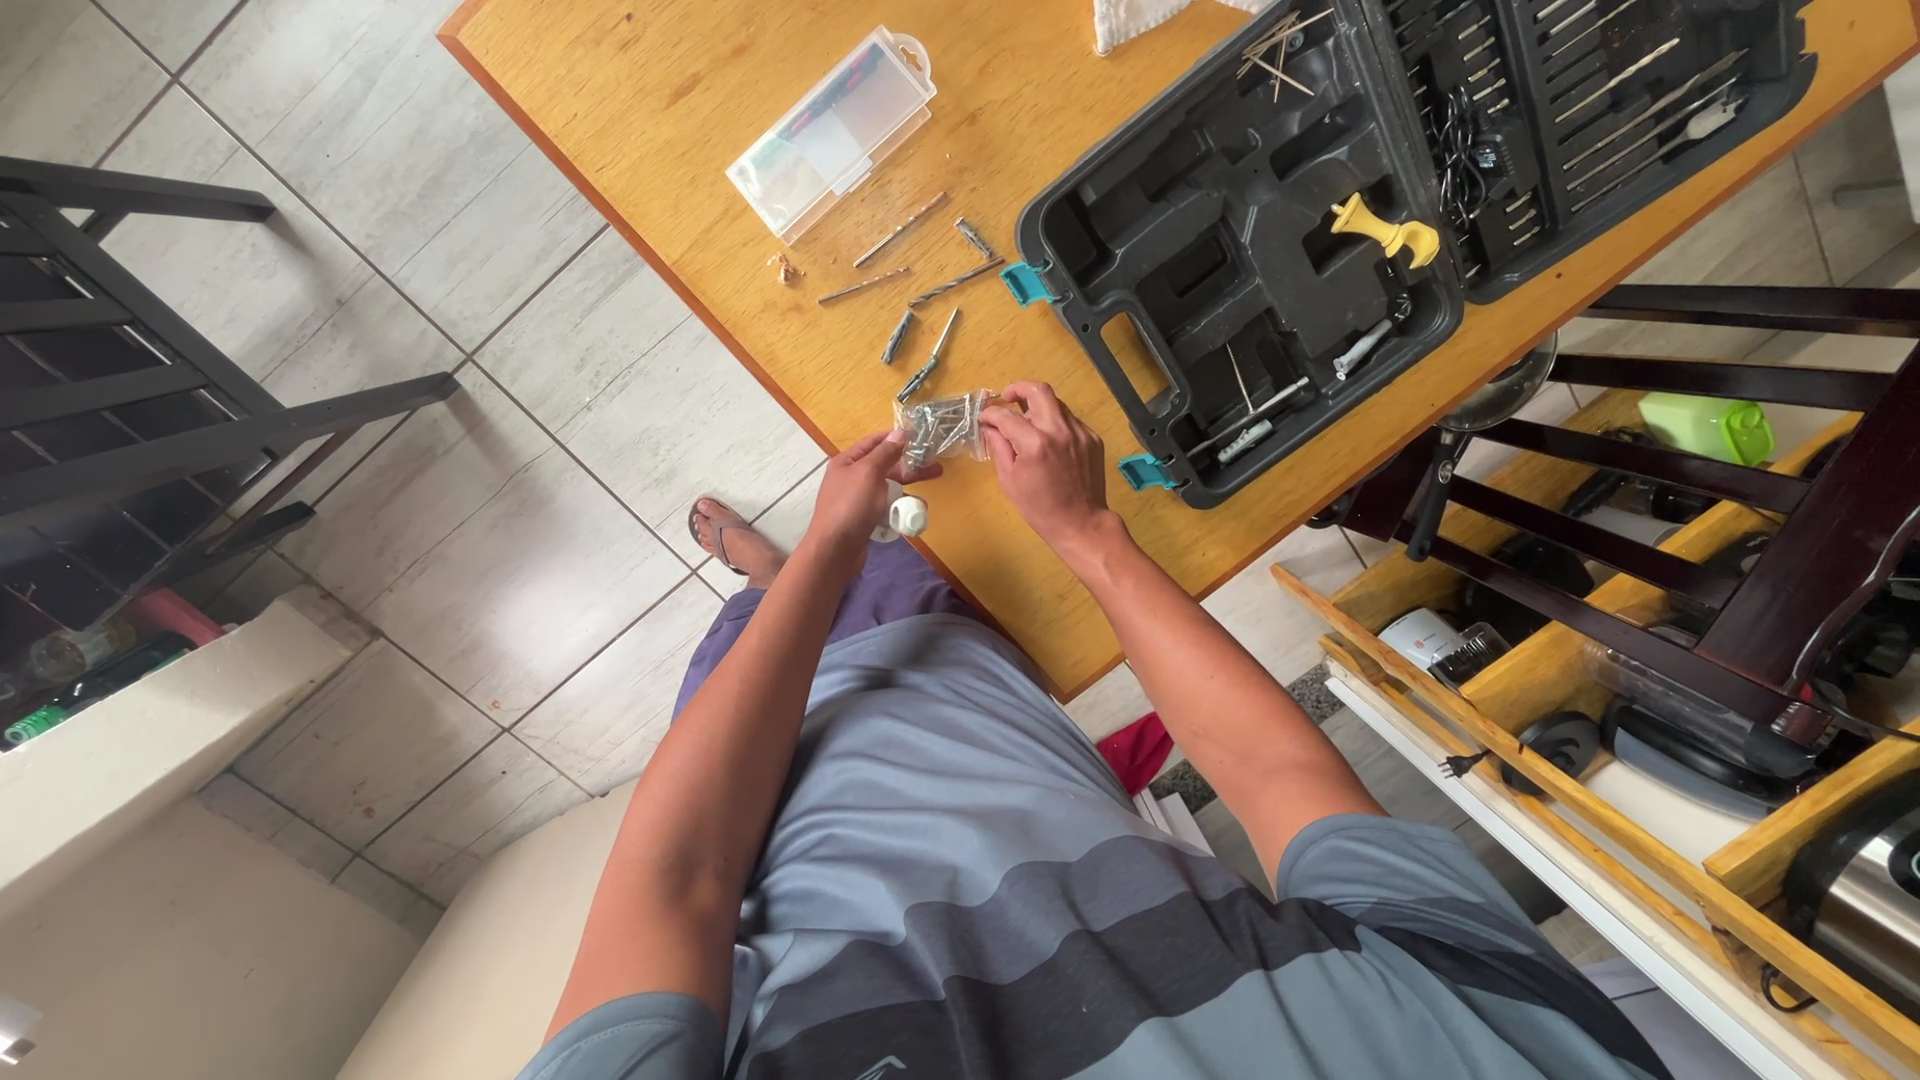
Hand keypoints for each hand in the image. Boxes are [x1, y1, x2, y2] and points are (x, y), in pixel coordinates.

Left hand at [802, 429, 941, 572]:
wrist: (835, 550)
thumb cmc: (851, 506)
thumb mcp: (869, 473)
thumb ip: (885, 453)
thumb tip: (899, 433)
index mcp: (847, 462)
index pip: (873, 442)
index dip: (895, 438)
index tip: (919, 437)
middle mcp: (851, 478)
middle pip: (884, 466)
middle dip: (908, 467)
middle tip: (934, 466)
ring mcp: (857, 500)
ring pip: (887, 490)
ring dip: (906, 493)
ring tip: (924, 501)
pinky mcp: (864, 519)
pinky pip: (885, 509)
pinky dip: (898, 510)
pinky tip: (911, 516)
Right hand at [979, 382, 1116, 554]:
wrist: (1080, 522)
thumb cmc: (1039, 508)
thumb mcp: (1009, 480)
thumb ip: (999, 447)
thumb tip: (991, 427)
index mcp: (1035, 444)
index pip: (1006, 416)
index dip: (991, 414)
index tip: (985, 418)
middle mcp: (1059, 431)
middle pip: (1039, 390)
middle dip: (1018, 389)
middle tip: (1008, 398)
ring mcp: (1080, 432)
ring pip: (1056, 403)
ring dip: (1038, 407)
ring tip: (1028, 424)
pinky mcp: (1092, 438)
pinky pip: (1070, 420)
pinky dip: (1055, 423)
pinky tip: (1049, 441)